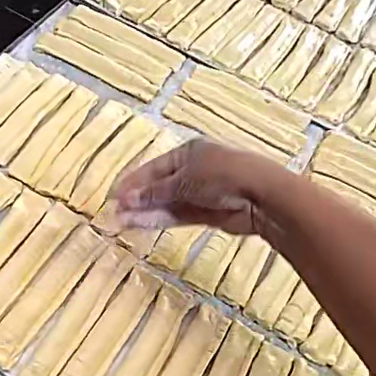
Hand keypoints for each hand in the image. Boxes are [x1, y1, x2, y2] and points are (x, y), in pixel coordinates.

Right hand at [113, 138, 286, 234]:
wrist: (261, 196)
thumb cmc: (222, 175)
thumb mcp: (184, 179)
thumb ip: (155, 191)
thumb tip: (127, 199)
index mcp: (189, 152)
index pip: (154, 167)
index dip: (134, 181)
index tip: (114, 194)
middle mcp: (193, 170)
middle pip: (159, 186)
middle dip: (138, 198)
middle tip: (115, 211)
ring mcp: (201, 193)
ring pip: (167, 203)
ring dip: (146, 211)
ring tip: (122, 221)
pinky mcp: (207, 213)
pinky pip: (179, 215)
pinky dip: (161, 219)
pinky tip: (142, 224)